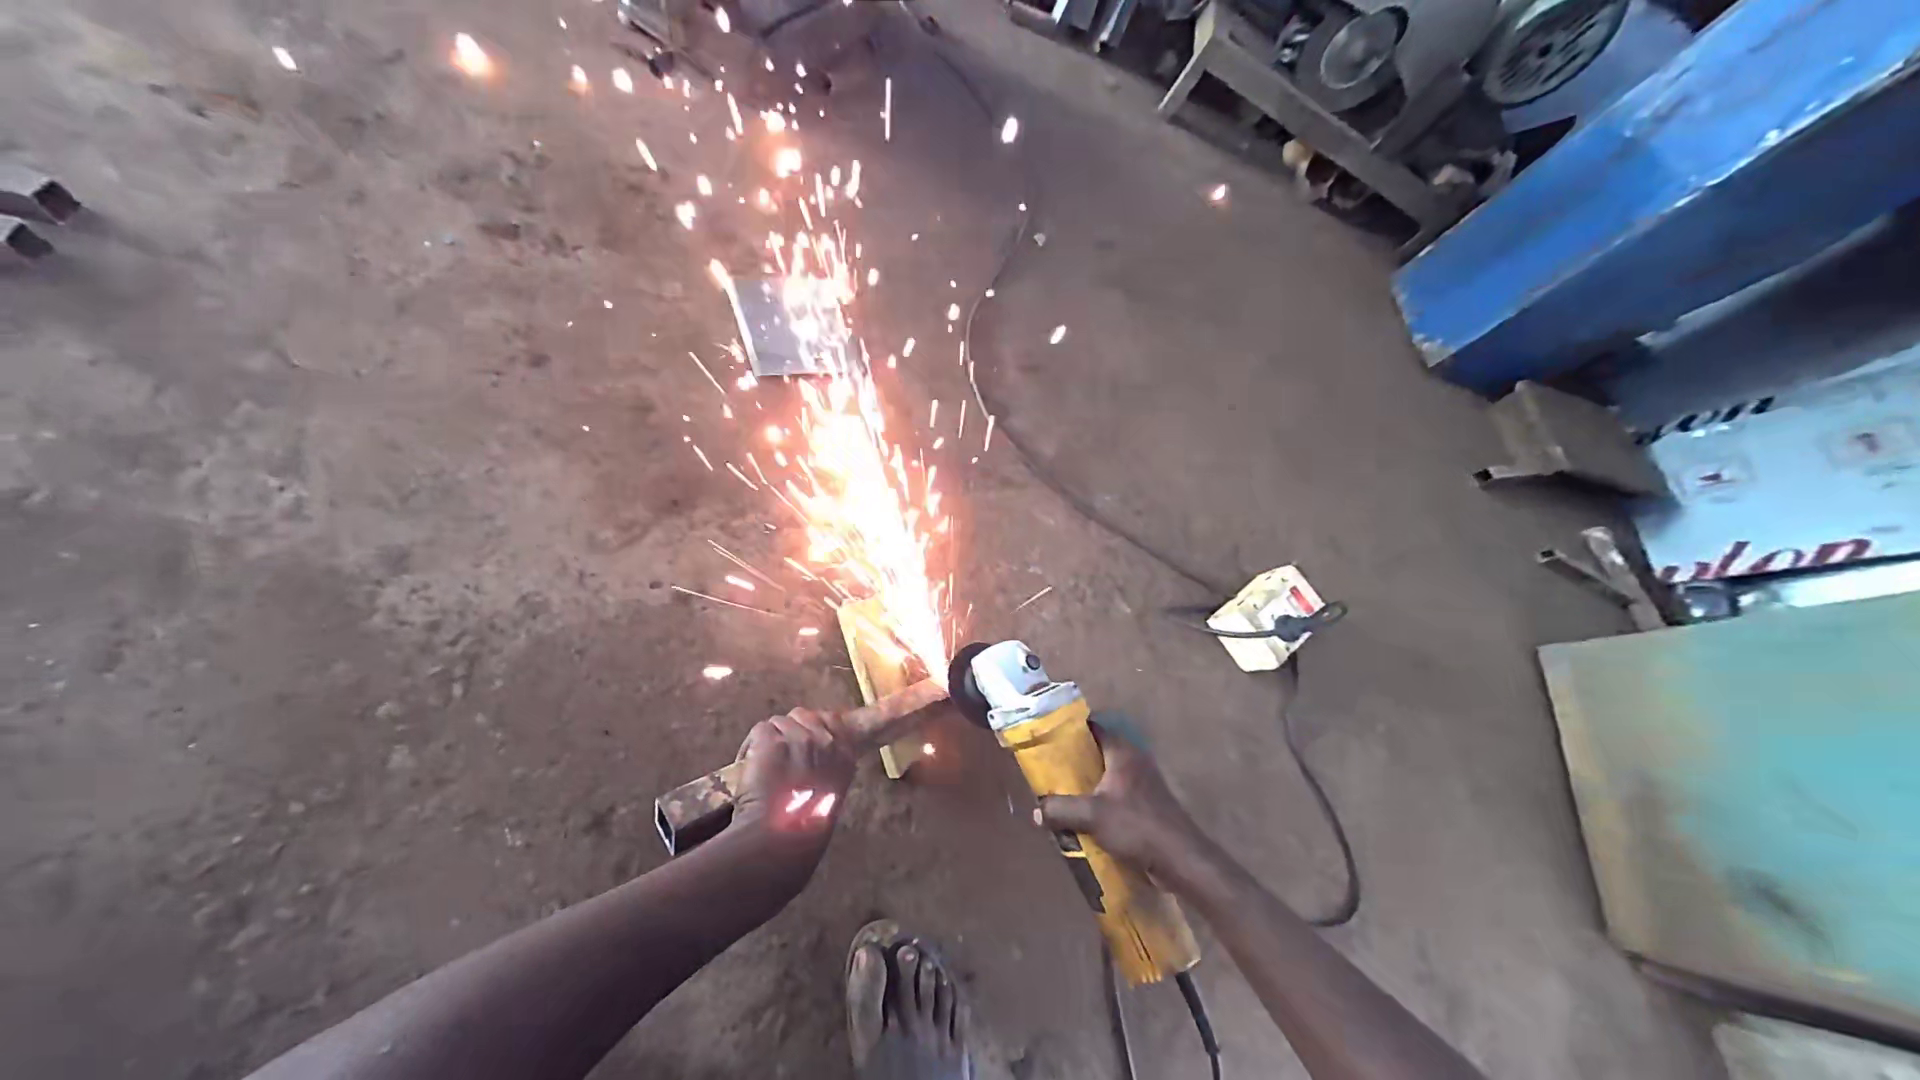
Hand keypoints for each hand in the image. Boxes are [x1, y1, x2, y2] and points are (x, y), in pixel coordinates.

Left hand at [730, 708, 854, 853]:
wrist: (780, 839)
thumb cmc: (806, 827)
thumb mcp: (832, 791)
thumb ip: (829, 765)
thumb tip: (813, 754)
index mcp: (844, 754)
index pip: (832, 718)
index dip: (812, 726)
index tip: (802, 741)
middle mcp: (825, 740)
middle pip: (801, 715)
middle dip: (789, 731)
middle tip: (779, 755)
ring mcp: (798, 738)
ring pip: (777, 723)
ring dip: (769, 740)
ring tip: (763, 764)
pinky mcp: (771, 741)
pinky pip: (759, 730)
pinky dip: (750, 747)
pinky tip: (750, 766)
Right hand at [1035, 719, 1208, 882]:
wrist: (1179, 859)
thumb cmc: (1136, 826)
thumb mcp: (1091, 816)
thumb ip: (1060, 810)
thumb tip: (1036, 811)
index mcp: (1122, 752)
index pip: (1094, 727)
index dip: (1072, 730)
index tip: (1050, 737)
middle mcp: (1135, 761)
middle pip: (1100, 752)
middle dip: (1076, 760)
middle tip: (1051, 769)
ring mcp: (1145, 783)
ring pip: (1109, 775)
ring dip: (1089, 784)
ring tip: (1064, 794)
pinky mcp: (1149, 805)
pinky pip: (1118, 795)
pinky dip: (1102, 801)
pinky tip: (1087, 817)